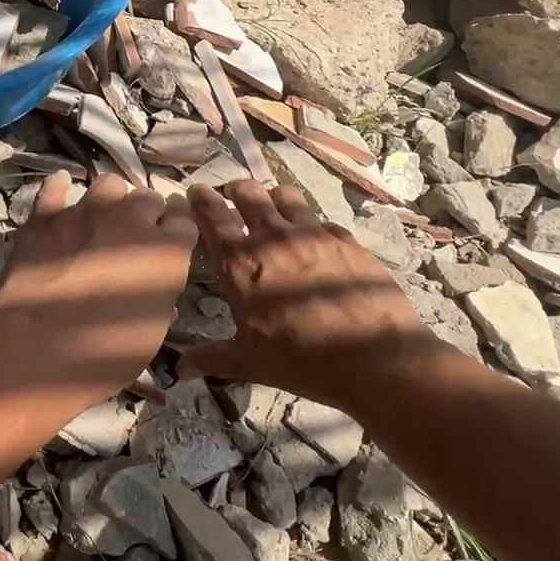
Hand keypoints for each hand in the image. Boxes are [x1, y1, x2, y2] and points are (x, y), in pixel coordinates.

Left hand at [0, 172, 197, 391]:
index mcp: (164, 251)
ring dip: (111, 198)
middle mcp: (128, 221)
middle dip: (146, 213)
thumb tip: (155, 284)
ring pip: (108, 184)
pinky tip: (61, 187)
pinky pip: (54, 188)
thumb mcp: (152, 332)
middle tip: (135, 234)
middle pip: (147, 198)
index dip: (176, 232)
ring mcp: (84, 213)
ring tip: (103, 216)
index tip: (170, 243)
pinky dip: (59, 187)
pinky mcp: (45, 217)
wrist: (38, 346)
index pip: (184, 221)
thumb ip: (160, 296)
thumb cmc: (105, 353)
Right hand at [176, 181, 448, 412]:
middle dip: (236, 190)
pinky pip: (323, 222)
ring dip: (275, 199)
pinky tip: (318, 245)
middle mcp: (272, 238)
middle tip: (235, 198)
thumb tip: (180, 370)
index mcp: (239, 262)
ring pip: (286, 195)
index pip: (210, 215)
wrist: (379, 362)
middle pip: (247, 192)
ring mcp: (312, 235)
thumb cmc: (303, 362)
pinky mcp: (347, 242)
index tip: (197, 192)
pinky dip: (314, 227)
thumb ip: (212, 358)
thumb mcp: (250, 363)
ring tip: (276, 212)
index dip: (200, 198)